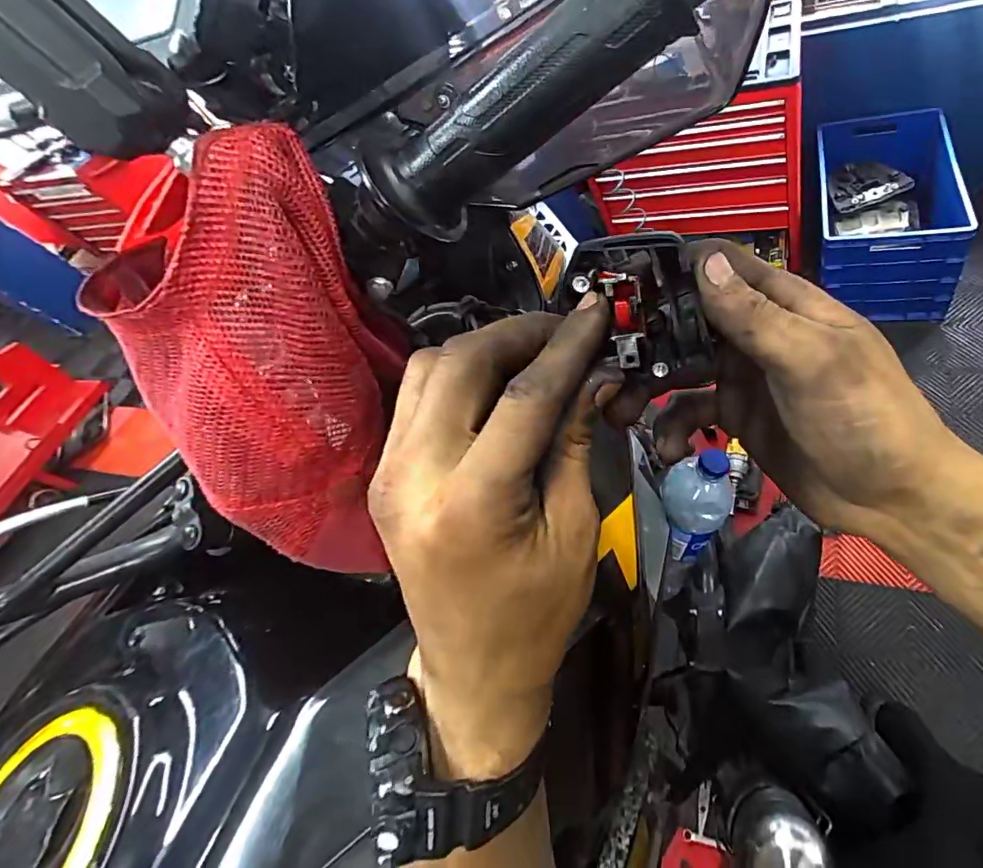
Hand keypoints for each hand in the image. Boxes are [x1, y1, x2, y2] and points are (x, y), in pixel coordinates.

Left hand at [369, 303, 611, 779]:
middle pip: (461, 364)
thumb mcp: (575, 528)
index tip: (596, 312)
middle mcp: (414, 475)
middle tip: (566, 330)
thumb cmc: (537, 613)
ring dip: (485, 346)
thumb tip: (598, 375)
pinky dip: (460, 371)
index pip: (525, 397)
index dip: (567, 347)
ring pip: (429, 368)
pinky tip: (498, 380)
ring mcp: (388, 471)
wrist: (473, 670)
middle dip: (519, 333)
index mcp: (471, 502)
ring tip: (535, 351)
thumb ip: (578, 441)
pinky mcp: (384, 471)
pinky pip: (417, 394)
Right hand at [651, 241, 982, 551]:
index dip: (678, 266)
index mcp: (785, 304)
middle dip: (651, 333)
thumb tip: (705, 262)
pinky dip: (675, 425)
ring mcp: (747, 375)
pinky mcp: (739, 417)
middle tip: (609, 356)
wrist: (894, 497)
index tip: (627, 283)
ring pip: (685, 364)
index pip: (725, 265)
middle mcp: (760, 332)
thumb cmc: (865, 417)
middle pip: (693, 316)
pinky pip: (694, 411)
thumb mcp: (812, 360)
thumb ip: (756, 315)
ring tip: (622, 410)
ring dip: (652, 383)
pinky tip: (667, 447)